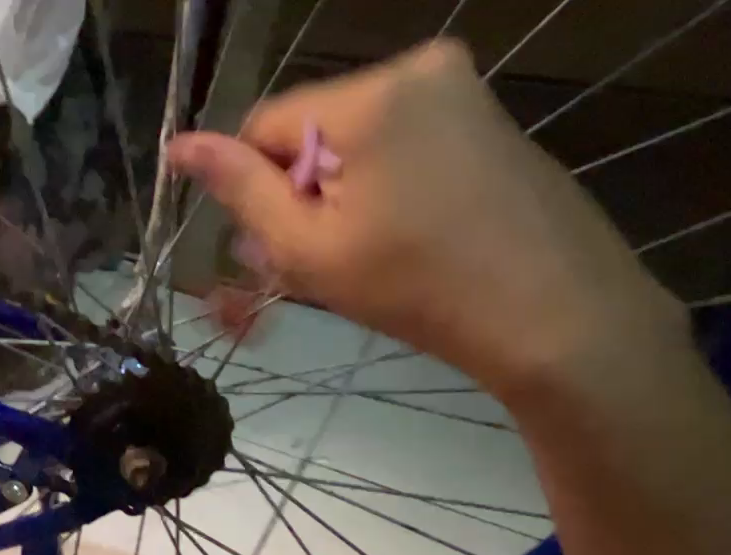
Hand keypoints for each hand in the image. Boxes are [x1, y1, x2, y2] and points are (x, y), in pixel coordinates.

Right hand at [168, 40, 691, 399]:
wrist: (551, 311)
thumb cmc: (413, 285)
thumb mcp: (306, 246)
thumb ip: (240, 190)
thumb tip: (179, 146)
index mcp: (374, 93)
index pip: (264, 123)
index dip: (255, 187)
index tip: (278, 244)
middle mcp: (421, 66)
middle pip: (310, 130)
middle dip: (298, 192)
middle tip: (316, 259)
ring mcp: (462, 89)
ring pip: (351, 141)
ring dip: (335, 195)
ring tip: (358, 256)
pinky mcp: (485, 117)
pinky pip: (397, 143)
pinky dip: (379, 187)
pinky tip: (399, 236)